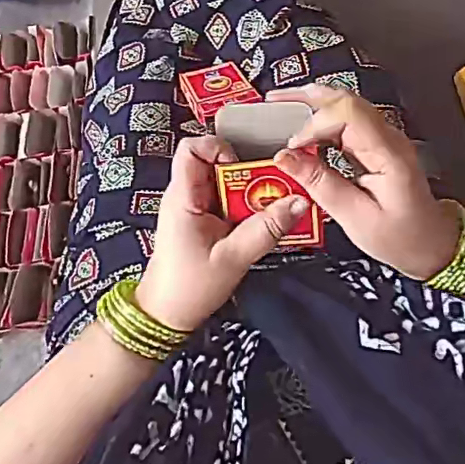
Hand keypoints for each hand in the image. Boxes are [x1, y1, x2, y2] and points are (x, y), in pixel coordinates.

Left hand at [133, 136, 307, 331]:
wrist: (166, 316)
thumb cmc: (189, 288)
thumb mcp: (232, 259)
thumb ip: (265, 230)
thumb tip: (298, 202)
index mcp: (183, 197)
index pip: (191, 148)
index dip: (218, 148)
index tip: (241, 168)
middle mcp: (185, 194)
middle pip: (215, 162)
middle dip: (245, 173)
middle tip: (269, 191)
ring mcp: (193, 206)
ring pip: (224, 181)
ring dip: (249, 191)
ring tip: (268, 208)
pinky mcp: (201, 219)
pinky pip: (226, 199)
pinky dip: (244, 205)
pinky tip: (258, 223)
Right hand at [267, 85, 457, 279]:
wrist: (435, 245)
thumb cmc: (401, 238)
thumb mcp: (355, 218)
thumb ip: (320, 184)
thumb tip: (285, 158)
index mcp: (388, 153)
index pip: (348, 115)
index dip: (314, 123)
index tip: (293, 146)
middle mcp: (388, 136)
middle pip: (346, 99)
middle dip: (306, 98)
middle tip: (272, 103)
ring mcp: (383, 136)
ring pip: (345, 104)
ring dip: (311, 103)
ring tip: (279, 105)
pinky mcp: (375, 142)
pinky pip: (346, 119)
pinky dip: (320, 117)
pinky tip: (301, 124)